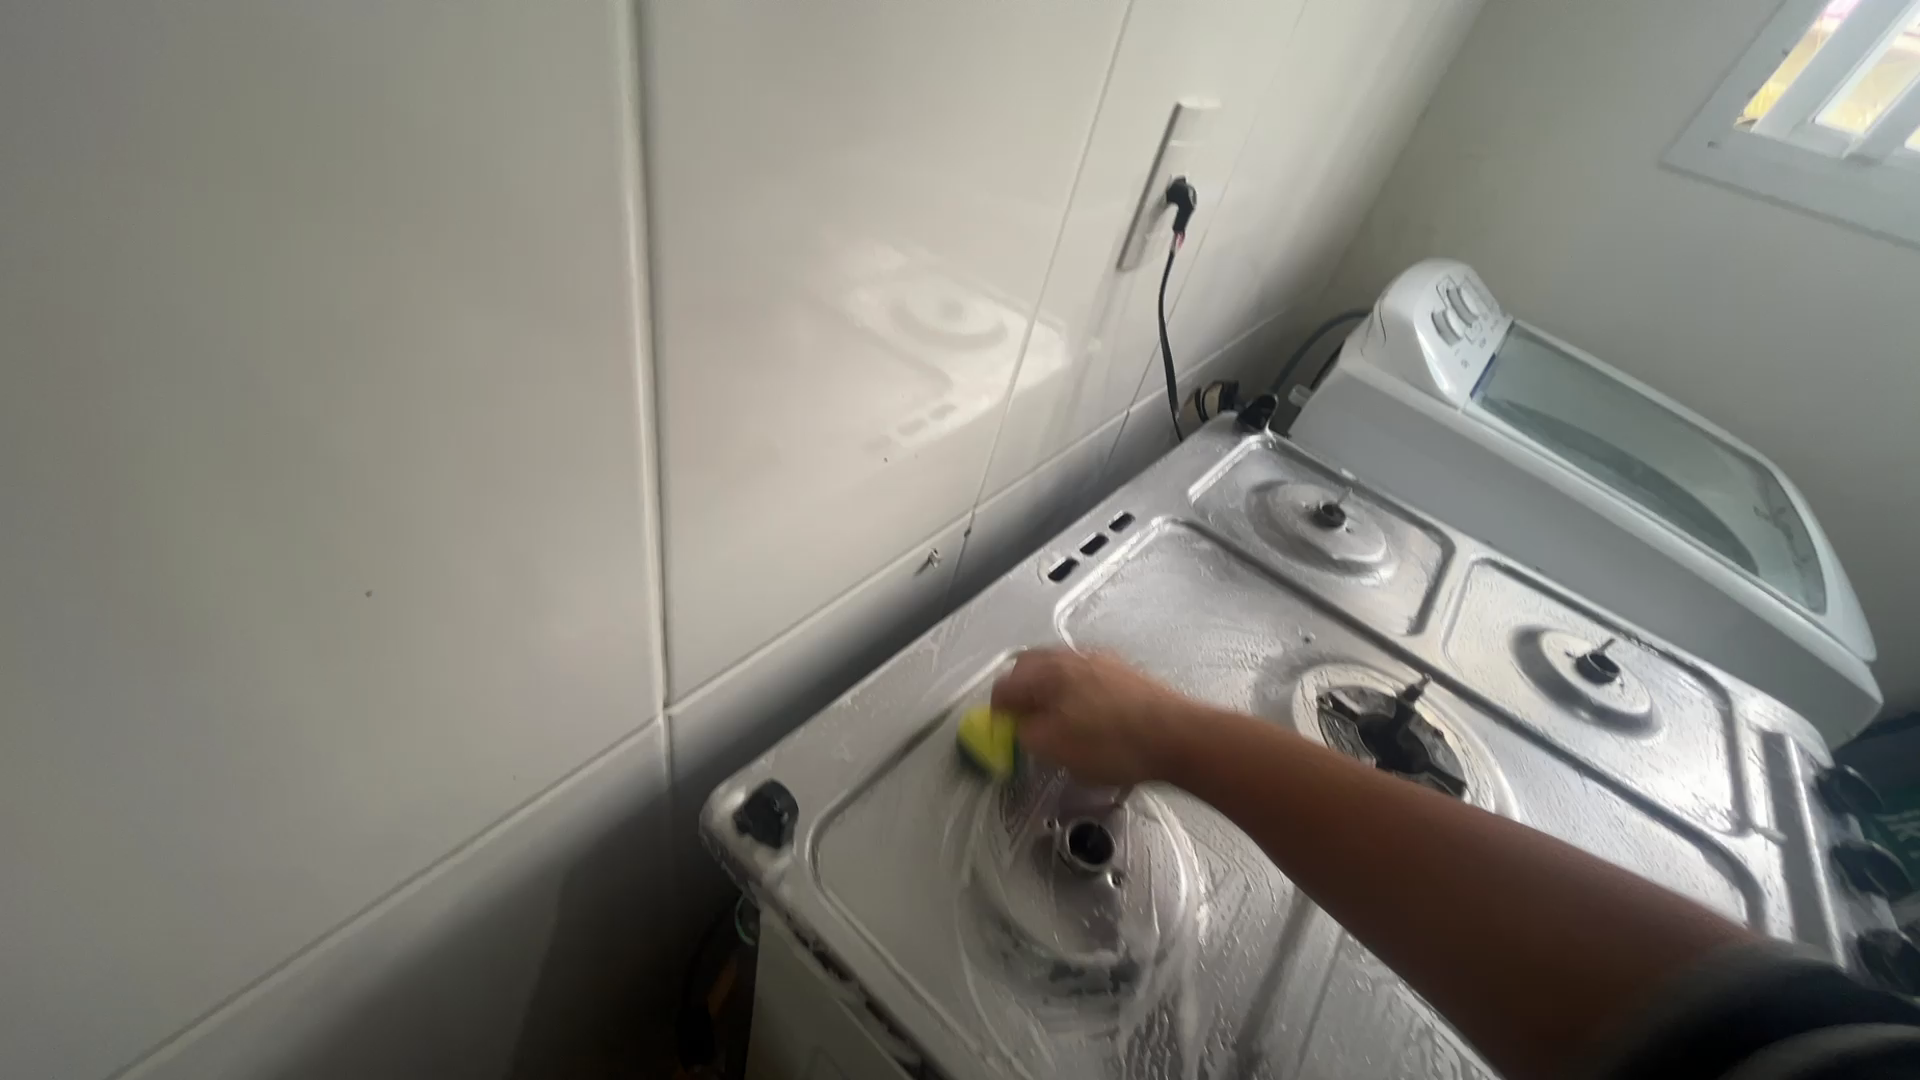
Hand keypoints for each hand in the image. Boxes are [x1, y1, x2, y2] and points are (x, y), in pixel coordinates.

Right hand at [990, 647, 1193, 787]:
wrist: (1177, 736)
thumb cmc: (1116, 743)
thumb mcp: (1054, 749)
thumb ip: (1024, 735)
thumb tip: (1016, 729)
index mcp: (1047, 673)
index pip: (1003, 686)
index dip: (995, 712)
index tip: (1000, 731)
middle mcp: (1070, 659)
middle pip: (1029, 669)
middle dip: (1020, 693)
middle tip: (1022, 722)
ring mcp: (1099, 662)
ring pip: (1059, 671)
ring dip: (1048, 691)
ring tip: (1054, 721)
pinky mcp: (1122, 673)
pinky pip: (1086, 677)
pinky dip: (1076, 693)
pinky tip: (1087, 717)